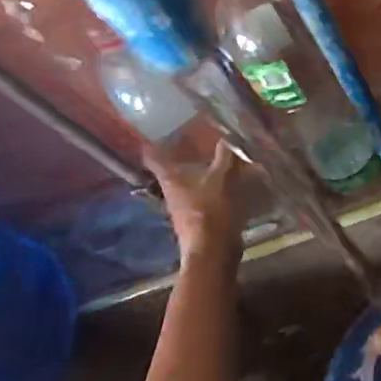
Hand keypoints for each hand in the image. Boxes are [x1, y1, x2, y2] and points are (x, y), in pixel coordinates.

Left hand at [143, 140, 241, 264]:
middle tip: (198, 138)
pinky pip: (201, 196)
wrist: (213, 251)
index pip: (151, 155)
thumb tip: (229, 133)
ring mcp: (182, 206)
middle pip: (170, 168)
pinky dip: (211, 188)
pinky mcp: (196, 219)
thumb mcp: (222, 177)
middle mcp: (170, 190)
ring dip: (199, 172)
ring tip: (217, 159)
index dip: (154, 140)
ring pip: (187, 183)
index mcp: (169, 177)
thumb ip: (226, 155)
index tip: (163, 128)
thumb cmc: (210, 210)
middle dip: (182, 154)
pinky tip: (228, 184)